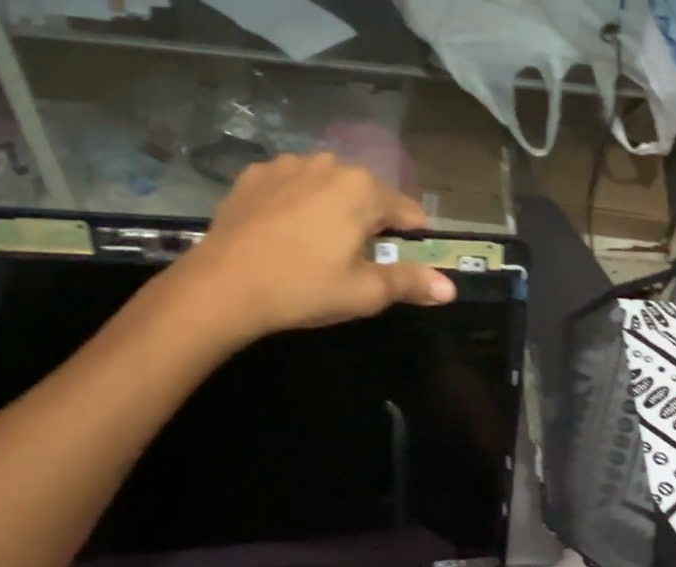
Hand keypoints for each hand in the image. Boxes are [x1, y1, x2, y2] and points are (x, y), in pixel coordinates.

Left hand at [165, 153, 456, 347]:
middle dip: (370, 223)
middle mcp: (329, 164)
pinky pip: (292, 188)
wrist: (224, 285)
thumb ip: (410, 283)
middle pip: (367, 194)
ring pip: (328, 188)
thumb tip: (450, 288)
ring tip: (321, 250)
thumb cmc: (304, 289)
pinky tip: (287, 237)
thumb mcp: (365, 293)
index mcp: (363, 190)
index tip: (405, 263)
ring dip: (334, 212)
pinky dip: (298, 207)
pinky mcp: (254, 176)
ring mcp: (287, 165)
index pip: (407, 210)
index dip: (413, 238)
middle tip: (359, 263)